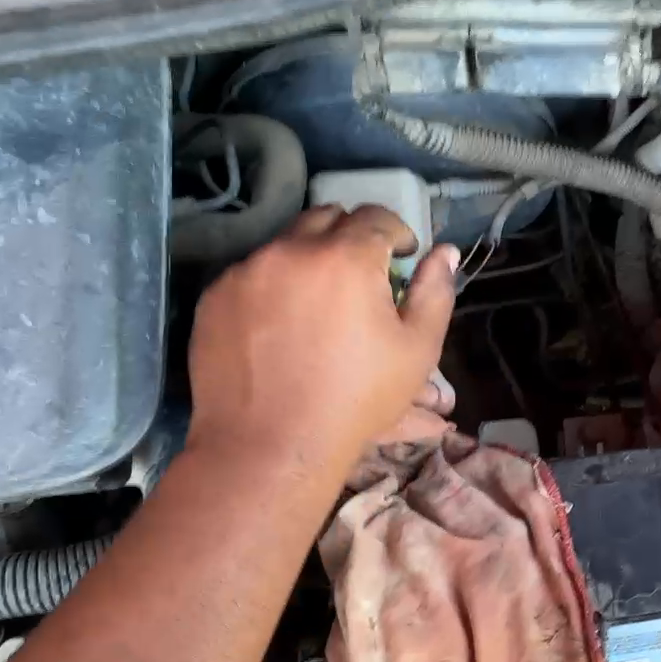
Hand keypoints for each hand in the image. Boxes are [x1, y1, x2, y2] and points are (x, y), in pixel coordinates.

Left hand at [186, 205, 458, 473]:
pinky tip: (285, 326)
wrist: (270, 444)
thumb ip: (435, 292)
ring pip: (287, 244)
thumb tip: (445, 252)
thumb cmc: (358, 398)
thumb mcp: (418, 350)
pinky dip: (277, 285)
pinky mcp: (215, 297)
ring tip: (323, 304)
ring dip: (312, 259)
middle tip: (365, 275)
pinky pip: (254, 273)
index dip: (398, 233)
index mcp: (346, 258)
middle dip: (353, 236)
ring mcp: (246, 272)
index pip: (376, 217)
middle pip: (328, 216)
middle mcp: (291, 251)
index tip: (404, 257)